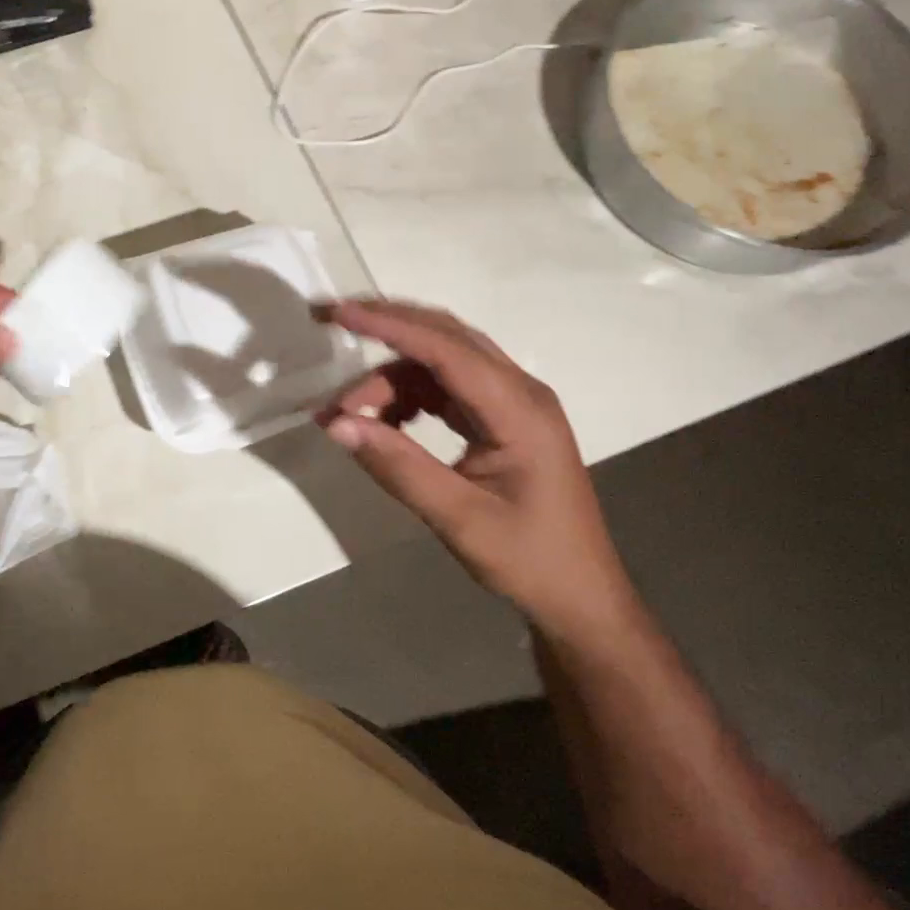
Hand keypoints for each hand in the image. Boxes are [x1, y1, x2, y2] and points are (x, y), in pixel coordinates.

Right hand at [316, 300, 635, 629]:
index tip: (339, 315)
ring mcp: (513, 404)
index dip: (390, 327)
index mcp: (520, 410)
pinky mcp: (501, 421)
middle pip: (446, 338)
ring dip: (390, 377)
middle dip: (387, 327)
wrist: (579, 595)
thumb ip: (398, 467)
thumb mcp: (458, 518)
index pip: (447, 350)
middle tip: (330, 324)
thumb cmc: (527, 559)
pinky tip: (381, 423)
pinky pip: (447, 388)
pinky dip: (407, 395)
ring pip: (441, 363)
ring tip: (346, 413)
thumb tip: (336, 424)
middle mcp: (520, 392)